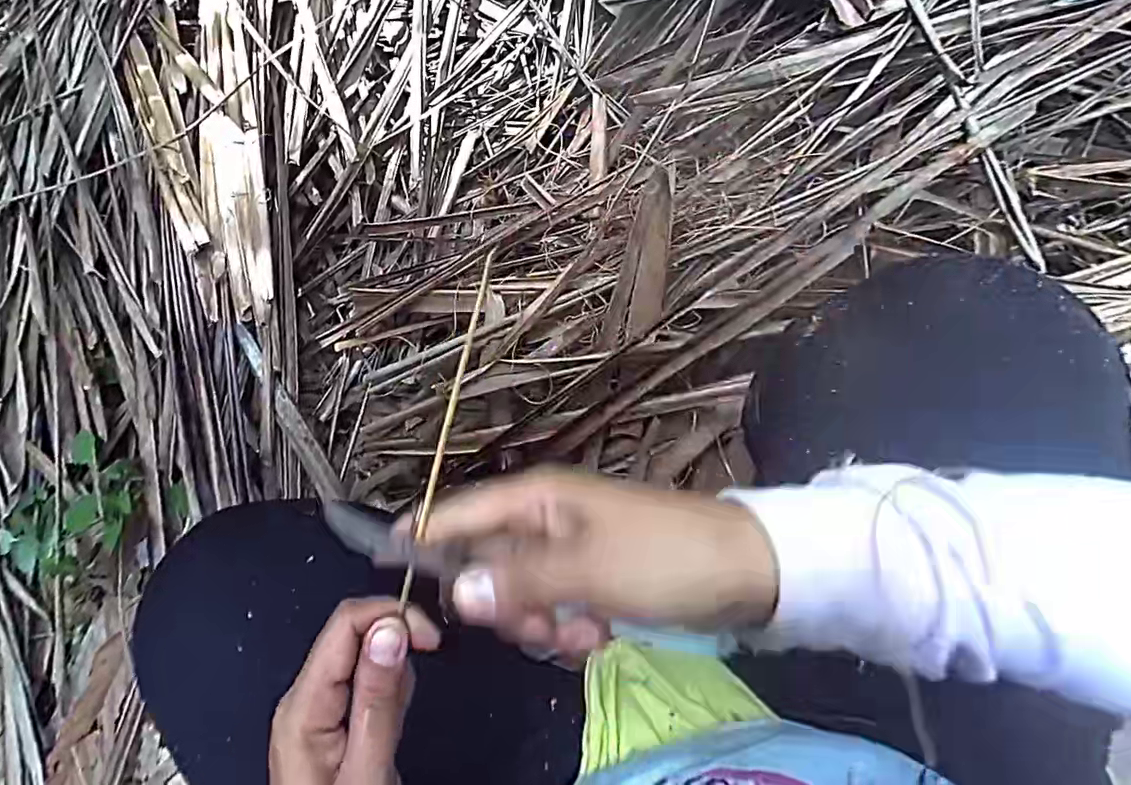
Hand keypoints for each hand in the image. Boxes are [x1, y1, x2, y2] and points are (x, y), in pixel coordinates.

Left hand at [269, 598, 440, 784]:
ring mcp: (317, 711)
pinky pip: (365, 683)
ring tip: (397, 723)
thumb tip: (391, 628)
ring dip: (392, 673)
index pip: (344, 625)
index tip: (430, 636)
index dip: (389, 616)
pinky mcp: (333, 723)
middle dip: (392, 646)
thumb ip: (378, 700)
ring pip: (362, 655)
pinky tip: (391, 725)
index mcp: (302, 706)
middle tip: (415, 688)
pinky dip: (389, 691)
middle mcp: (304, 699)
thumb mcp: (366, 776)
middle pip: (351, 635)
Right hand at [409, 469, 777, 653]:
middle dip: (503, 601)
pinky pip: (553, 605)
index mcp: (534, 499)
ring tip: (583, 629)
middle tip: (538, 624)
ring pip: (519, 591)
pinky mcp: (590, 575)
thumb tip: (459, 592)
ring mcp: (566, 548)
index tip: (385, 558)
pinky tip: (598, 632)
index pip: (460, 512)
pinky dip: (568, 625)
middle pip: (487, 560)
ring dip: (540, 620)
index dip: (422, 533)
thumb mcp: (587, 570)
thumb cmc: (660, 557)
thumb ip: (518, 580)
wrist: (746, 569)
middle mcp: (542, 518)